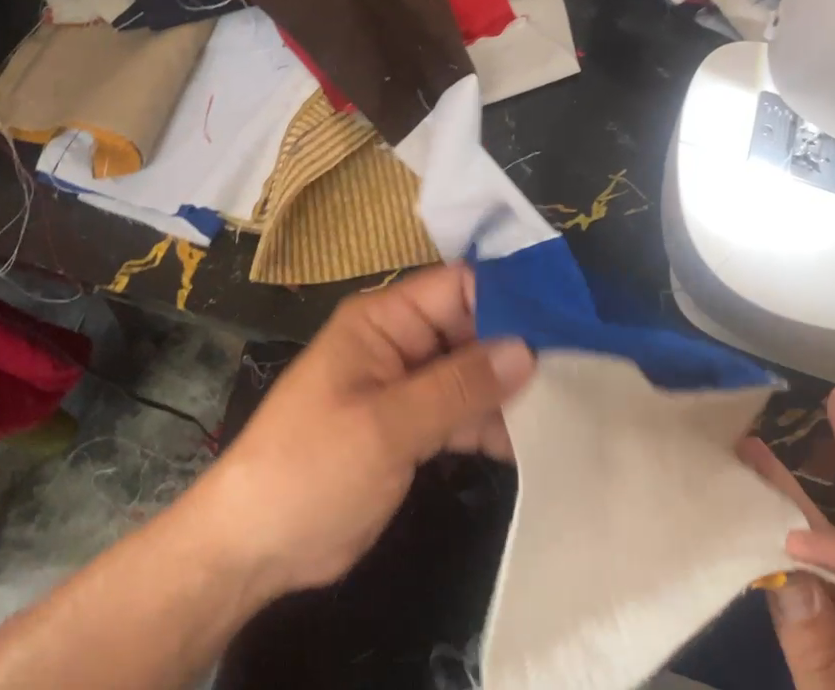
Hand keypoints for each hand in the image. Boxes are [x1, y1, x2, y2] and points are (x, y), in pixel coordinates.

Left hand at [184, 263, 534, 601]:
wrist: (254, 548)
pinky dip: (492, 425)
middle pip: (473, 329)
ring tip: (569, 407)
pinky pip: (462, 413)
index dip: (510, 297)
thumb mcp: (387, 425)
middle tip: (581, 370)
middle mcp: (400, 345)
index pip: (458, 287)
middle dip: (519, 348)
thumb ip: (459, 386)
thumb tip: (527, 350)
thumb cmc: (310, 470)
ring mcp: (407, 389)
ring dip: (511, 392)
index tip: (565, 322)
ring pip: (472, 374)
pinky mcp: (412, 430)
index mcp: (384, 323)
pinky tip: (533, 442)